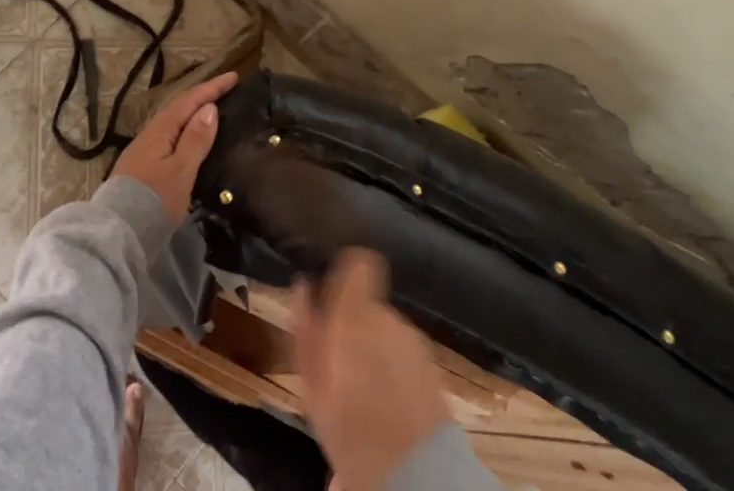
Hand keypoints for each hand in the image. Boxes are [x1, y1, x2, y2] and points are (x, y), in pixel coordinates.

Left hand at [113, 71, 236, 223]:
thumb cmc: (155, 198)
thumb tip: (209, 108)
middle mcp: (149, 135)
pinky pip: (169, 138)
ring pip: (172, 124)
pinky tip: (191, 139)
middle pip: (178, 109)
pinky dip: (185, 132)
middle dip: (201, 97)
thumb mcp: (181, 170)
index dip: (211, 88)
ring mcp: (144, 151)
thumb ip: (195, 140)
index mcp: (160, 131)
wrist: (121, 230)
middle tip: (225, 89)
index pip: (189, 101)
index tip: (233, 76)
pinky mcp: (143, 167)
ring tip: (211, 110)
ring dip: (192, 113)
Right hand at [292, 250, 449, 490]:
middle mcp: (390, 319)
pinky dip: (390, 365)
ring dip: (369, 346)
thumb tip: (302, 286)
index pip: (359, 264)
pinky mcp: (431, 364)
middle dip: (349, 324)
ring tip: (357, 388)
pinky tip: (383, 399)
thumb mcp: (314, 387)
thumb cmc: (351, 429)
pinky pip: (400, 351)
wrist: (415, 474)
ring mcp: (415, 341)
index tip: (327, 295)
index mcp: (357, 316)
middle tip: (333, 363)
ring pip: (383, 328)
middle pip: (366, 303)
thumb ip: (307, 331)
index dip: (344, 272)